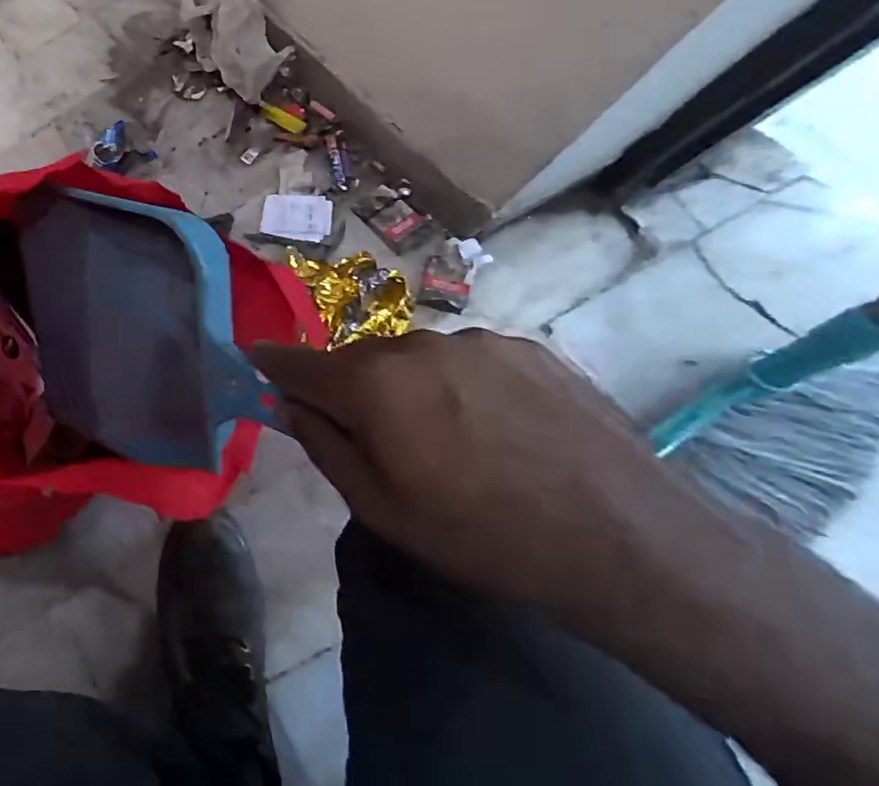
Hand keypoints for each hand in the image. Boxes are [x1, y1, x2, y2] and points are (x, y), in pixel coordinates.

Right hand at [250, 328, 676, 608]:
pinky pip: (467, 360)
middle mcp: (417, 343)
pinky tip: (500, 428)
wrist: (623, 538)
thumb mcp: (380, 508)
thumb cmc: (481, 534)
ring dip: (412, 388)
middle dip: (353, 391)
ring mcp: (477, 339)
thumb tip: (291, 401)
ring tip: (454, 441)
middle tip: (381, 441)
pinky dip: (462, 384)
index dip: (272, 364)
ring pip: (416, 358)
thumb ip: (323, 444)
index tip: (255, 361)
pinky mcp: (527, 346)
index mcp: (373, 382)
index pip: (298, 363)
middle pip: (359, 361)